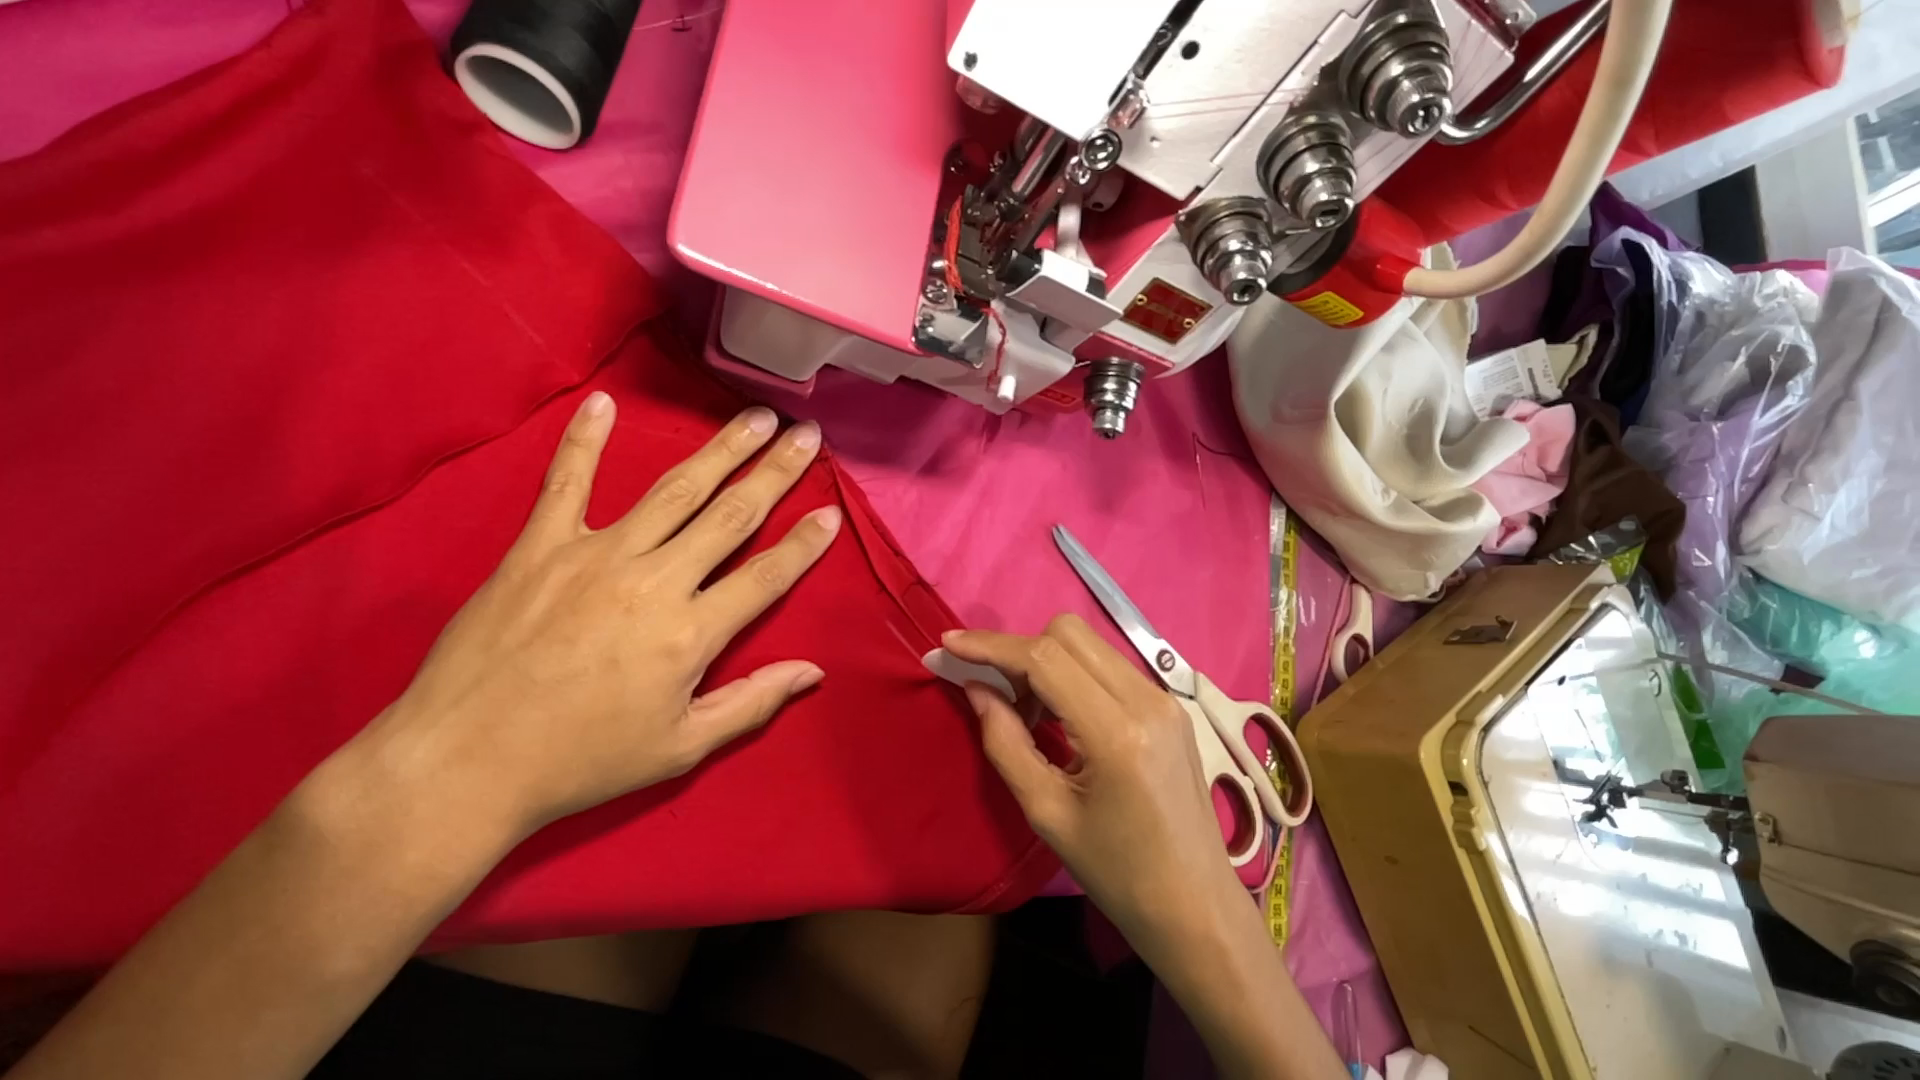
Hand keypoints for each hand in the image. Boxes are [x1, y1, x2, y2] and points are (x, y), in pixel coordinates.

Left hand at [363, 391, 841, 836]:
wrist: (467, 761)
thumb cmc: (582, 762)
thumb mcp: (679, 749)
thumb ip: (751, 704)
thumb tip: (812, 673)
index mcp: (691, 633)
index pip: (767, 575)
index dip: (806, 543)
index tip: (831, 512)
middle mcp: (654, 581)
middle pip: (731, 516)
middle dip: (776, 473)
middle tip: (807, 436)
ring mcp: (596, 556)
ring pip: (673, 490)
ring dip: (719, 450)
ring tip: (754, 419)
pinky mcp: (539, 547)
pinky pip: (566, 483)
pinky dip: (584, 442)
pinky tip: (604, 404)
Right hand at [941, 616, 1246, 940]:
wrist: (1195, 906)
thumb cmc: (1117, 873)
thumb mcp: (1046, 814)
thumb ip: (1006, 742)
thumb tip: (976, 688)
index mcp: (1117, 732)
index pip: (1045, 657)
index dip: (991, 646)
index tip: (948, 645)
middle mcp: (1147, 699)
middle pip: (1068, 633)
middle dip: (1019, 650)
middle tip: (996, 695)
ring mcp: (1165, 699)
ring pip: (1090, 643)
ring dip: (1047, 661)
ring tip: (1027, 712)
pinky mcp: (1171, 707)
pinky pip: (1109, 665)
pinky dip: (1074, 674)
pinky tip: (1061, 716)